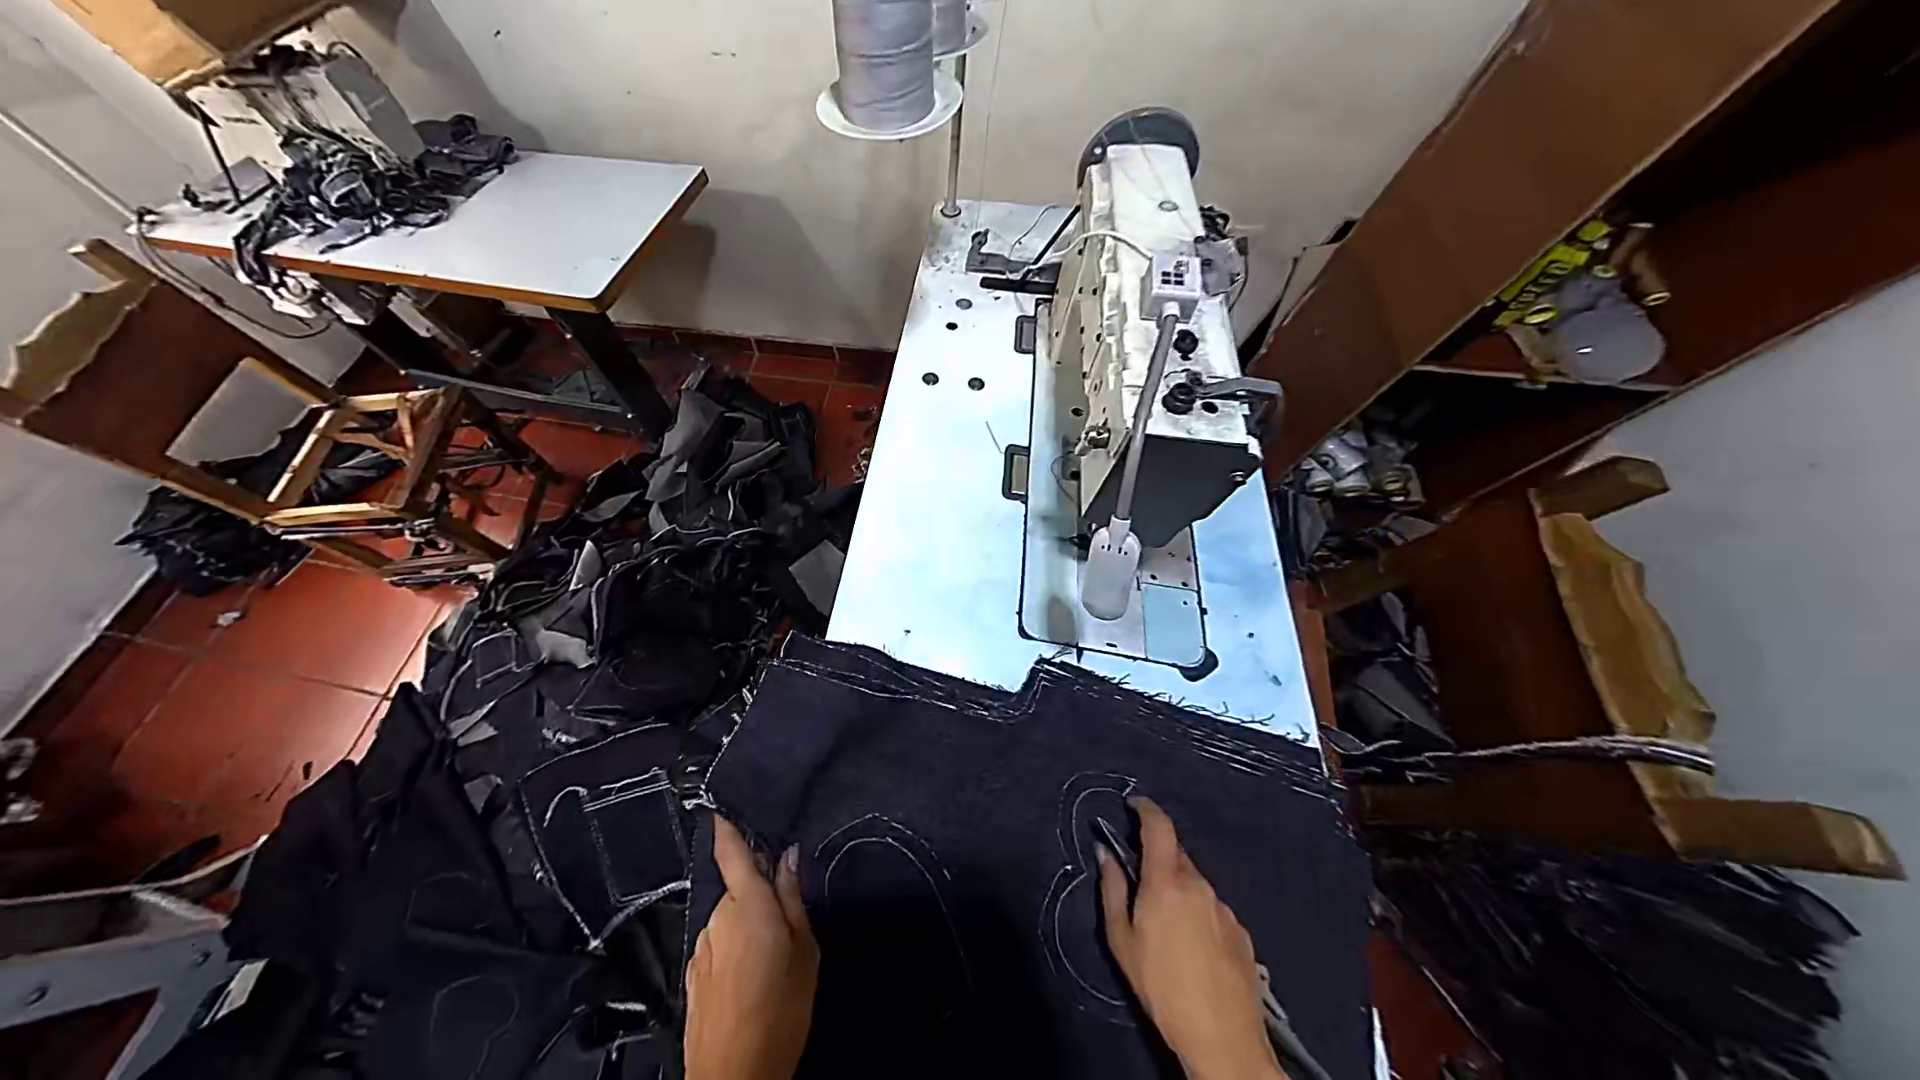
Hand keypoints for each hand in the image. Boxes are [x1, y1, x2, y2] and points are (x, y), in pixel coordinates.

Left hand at [685, 815, 818, 1079]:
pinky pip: (717, 945)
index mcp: (747, 905)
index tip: (721, 804)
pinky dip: (734, 950)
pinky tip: (750, 981)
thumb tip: (788, 856)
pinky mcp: (692, 976)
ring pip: (728, 919)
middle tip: (786, 921)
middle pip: (738, 890)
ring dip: (747, 926)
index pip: (731, 853)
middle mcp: (716, 918)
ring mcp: (700, 948)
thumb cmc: (781, 1008)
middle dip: (758, 895)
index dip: (726, 826)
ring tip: (771, 960)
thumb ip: (793, 899)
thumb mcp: (805, 951)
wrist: (732, 1078)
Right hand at [1098, 797, 1285, 1079]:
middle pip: (1176, 854)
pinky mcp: (1240, 931)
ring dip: (1177, 887)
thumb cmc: (1161, 987)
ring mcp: (1224, 908)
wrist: (1223, 1040)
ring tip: (1165, 925)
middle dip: (1156, 856)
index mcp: (1166, 881)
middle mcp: (1199, 885)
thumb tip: (1104, 851)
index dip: (1146, 807)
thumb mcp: (1121, 940)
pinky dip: (1197, 911)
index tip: (1133, 803)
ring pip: (1194, 882)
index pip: (1159, 826)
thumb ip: (1112, 888)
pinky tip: (1191, 946)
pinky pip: (1211, 907)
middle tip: (1139, 879)